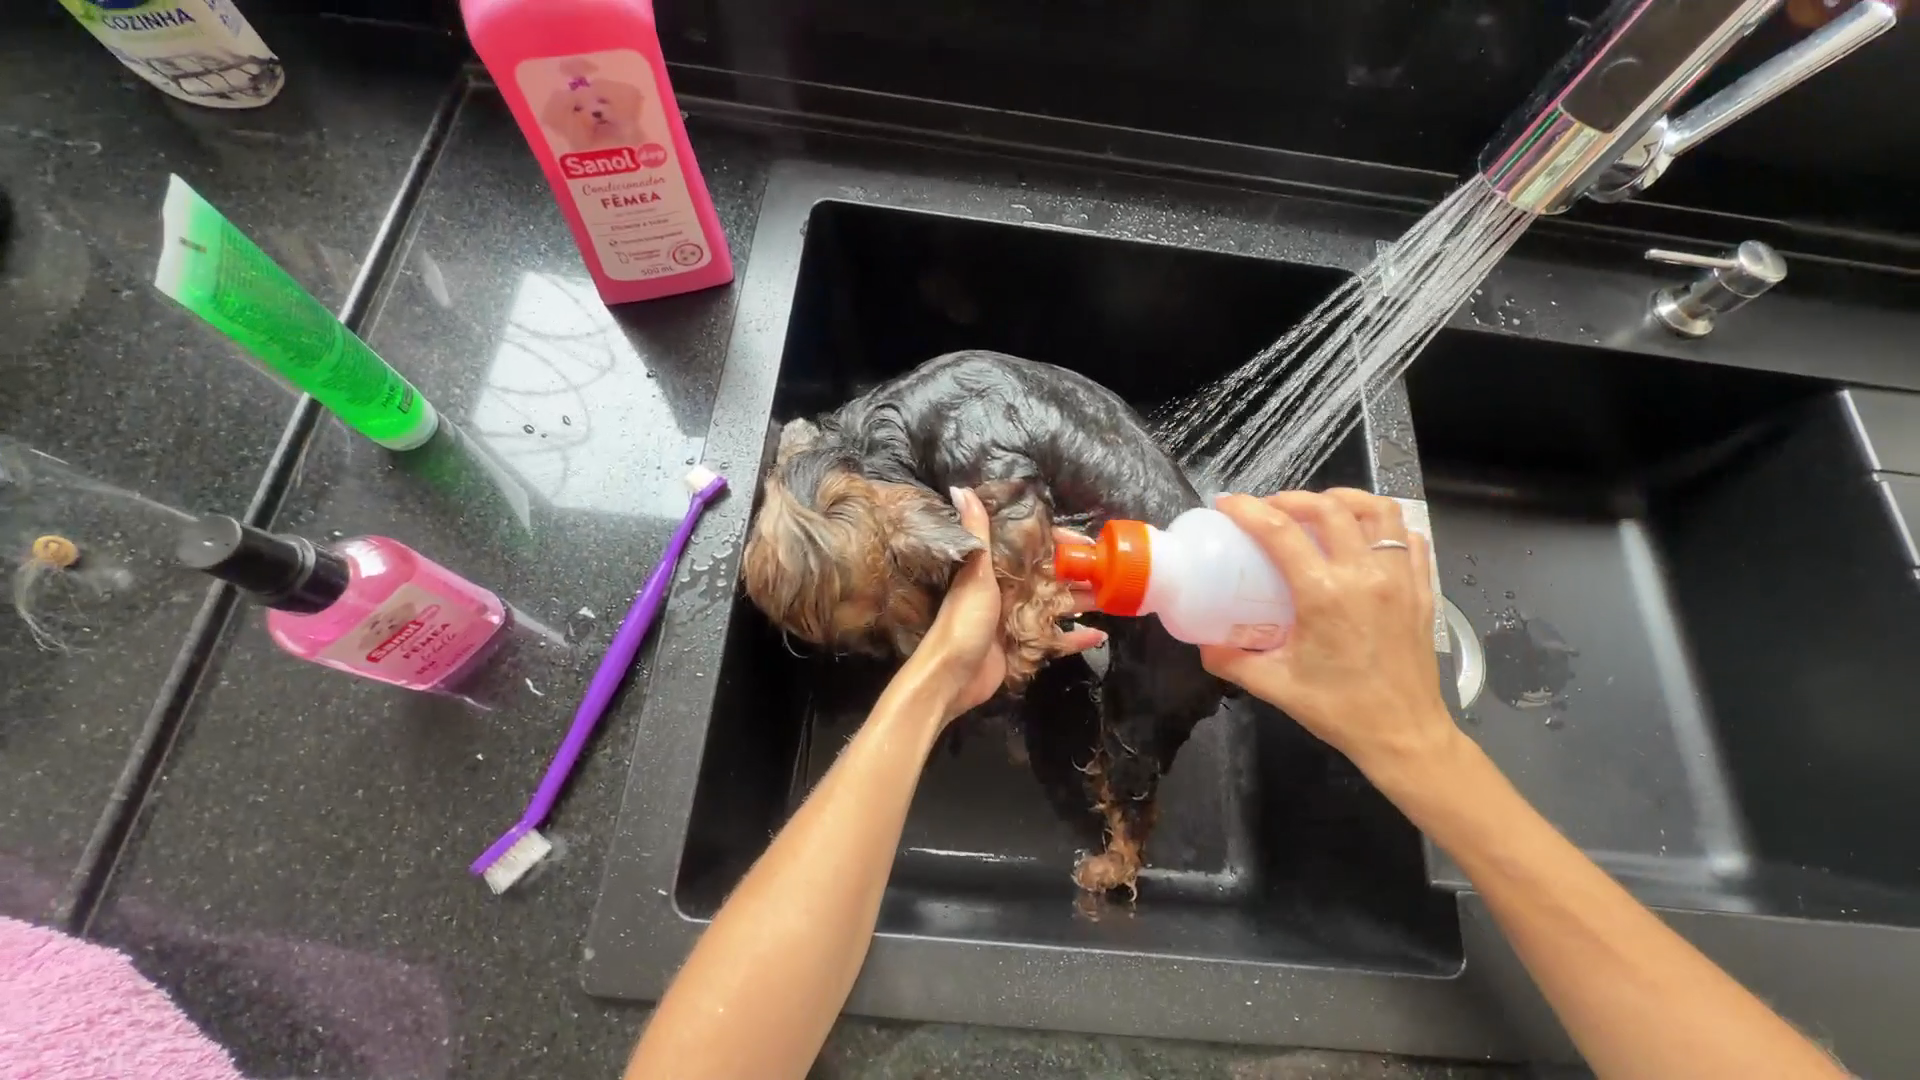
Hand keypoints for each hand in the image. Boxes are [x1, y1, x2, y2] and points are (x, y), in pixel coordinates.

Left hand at [906, 488, 1105, 720]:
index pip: (1037, 550)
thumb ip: (976, 533)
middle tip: (1115, 573)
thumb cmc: (961, 623)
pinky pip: (1056, 640)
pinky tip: (1100, 636)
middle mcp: (1010, 592)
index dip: (1064, 545)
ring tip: (1114, 599)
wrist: (949, 677)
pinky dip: (1076, 639)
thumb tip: (961, 489)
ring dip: (1084, 602)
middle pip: (1053, 578)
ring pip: (1058, 606)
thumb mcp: (973, 574)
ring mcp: (1018, 621)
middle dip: (1082, 574)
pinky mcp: (1024, 649)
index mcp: (999, 571)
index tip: (1092, 545)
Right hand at [1198, 489, 1457, 775]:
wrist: (1404, 735)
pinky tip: (1363, 539)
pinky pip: (1408, 537)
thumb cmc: (1338, 710)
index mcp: (1324, 595)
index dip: (1248, 510)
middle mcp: (1365, 576)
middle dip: (1293, 498)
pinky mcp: (1422, 589)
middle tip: (1270, 509)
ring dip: (1344, 501)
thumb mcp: (1273, 686)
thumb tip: (1203, 643)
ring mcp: (1401, 579)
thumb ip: (1230, 661)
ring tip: (1320, 510)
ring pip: (1378, 511)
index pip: (1281, 532)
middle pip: (1329, 509)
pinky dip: (1383, 527)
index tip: (1228, 505)